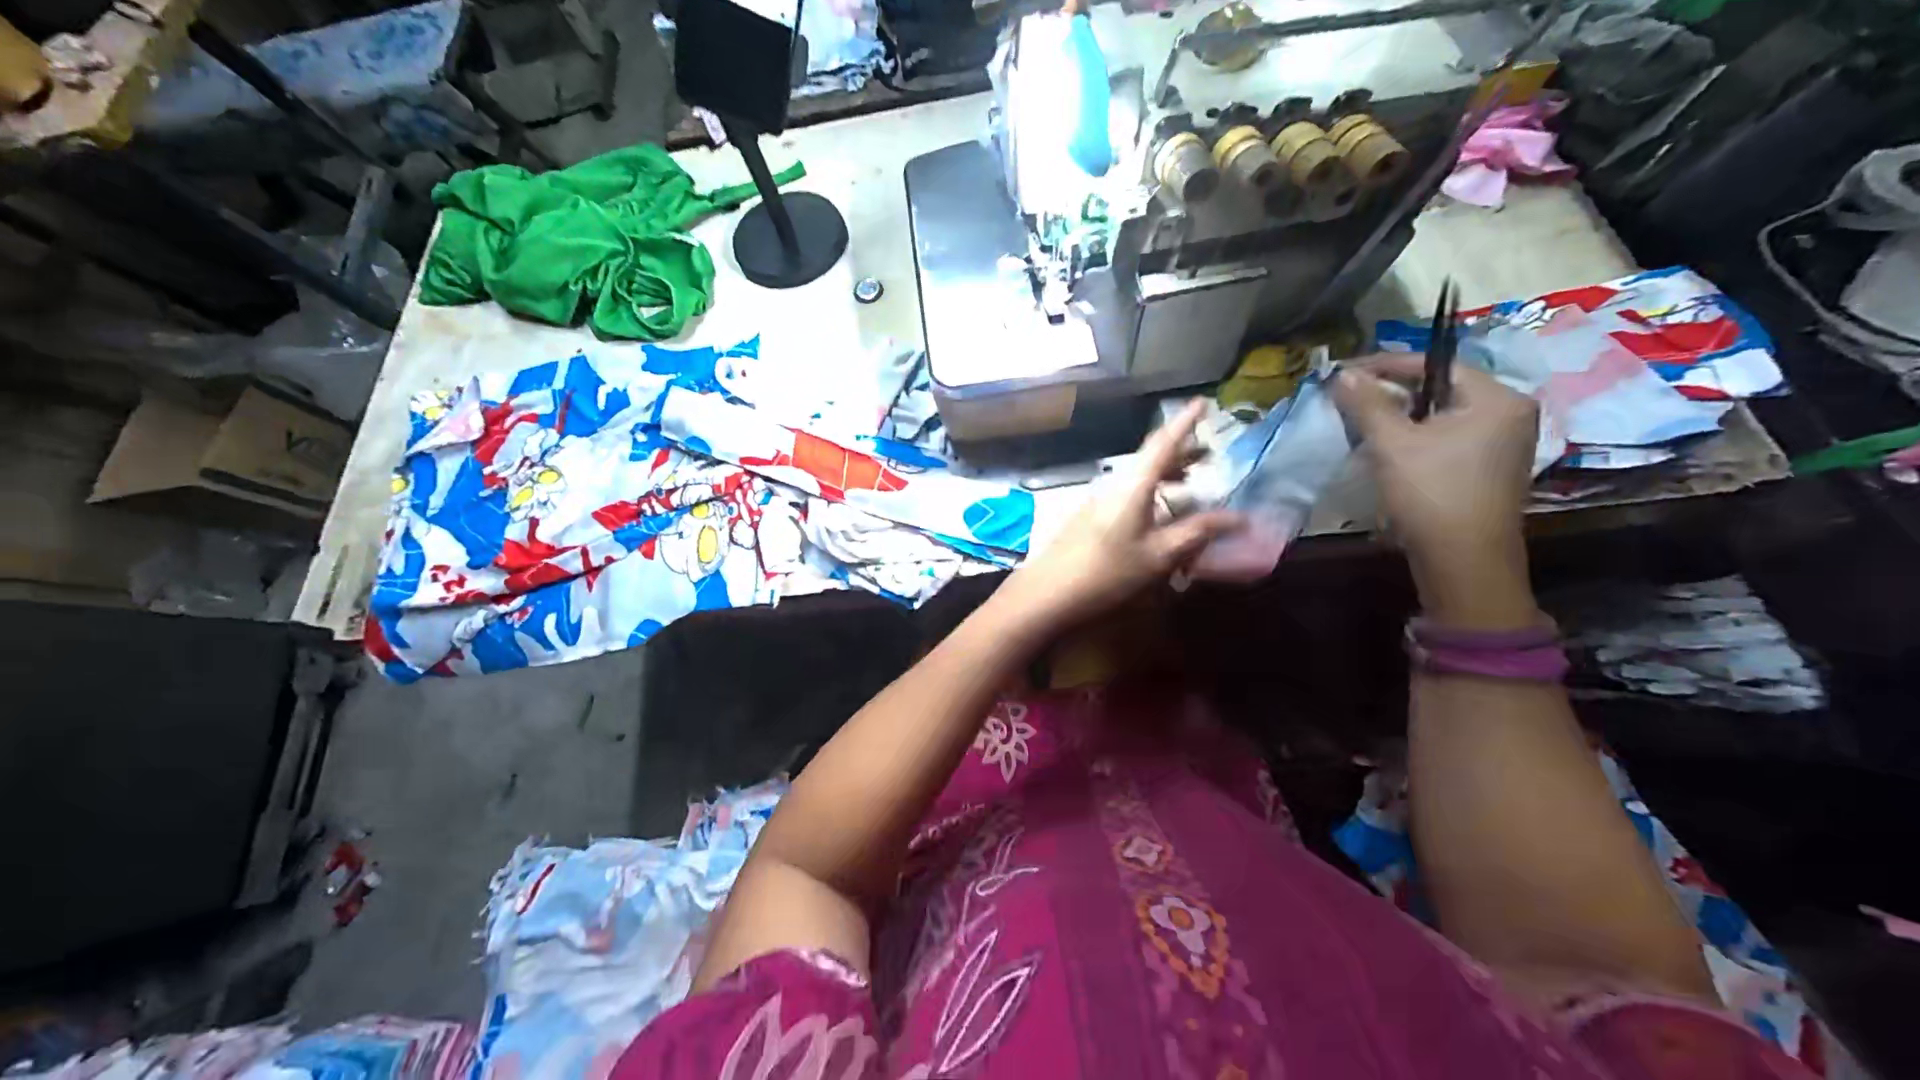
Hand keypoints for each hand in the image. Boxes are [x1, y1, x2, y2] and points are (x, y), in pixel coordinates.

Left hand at [993, 399, 1241, 636]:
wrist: (1049, 592)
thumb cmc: (1108, 571)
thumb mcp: (1160, 555)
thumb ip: (1197, 533)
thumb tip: (1239, 518)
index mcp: (1134, 484)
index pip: (1164, 443)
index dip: (1185, 422)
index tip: (1203, 401)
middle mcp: (1115, 484)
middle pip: (1151, 459)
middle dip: (1182, 453)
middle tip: (1210, 454)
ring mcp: (1100, 500)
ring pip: (1139, 478)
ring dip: (1166, 476)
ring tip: (1191, 483)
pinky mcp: (1092, 517)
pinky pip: (1129, 495)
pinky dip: (1152, 494)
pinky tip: (1161, 514)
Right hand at [1331, 354, 1541, 629]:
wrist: (1463, 560)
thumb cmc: (1431, 493)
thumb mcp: (1391, 444)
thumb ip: (1367, 403)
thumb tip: (1342, 374)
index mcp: (1497, 398)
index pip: (1436, 364)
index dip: (1386, 365)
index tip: (1346, 372)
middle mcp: (1511, 413)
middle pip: (1441, 388)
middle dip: (1393, 391)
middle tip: (1351, 396)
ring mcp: (1506, 443)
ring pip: (1443, 414)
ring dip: (1402, 416)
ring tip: (1364, 421)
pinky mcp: (1492, 468)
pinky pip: (1450, 437)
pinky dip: (1419, 436)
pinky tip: (1390, 448)